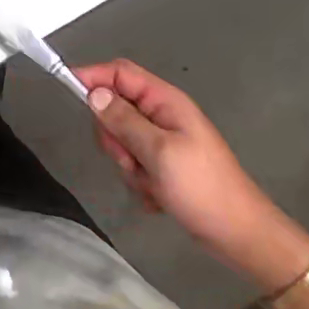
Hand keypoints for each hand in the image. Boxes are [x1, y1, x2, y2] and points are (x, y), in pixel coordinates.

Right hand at [77, 59, 308, 290]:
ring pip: (122, 140)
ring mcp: (164, 140)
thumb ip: (123, 120)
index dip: (94, 76)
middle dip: (115, 137)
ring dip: (129, 165)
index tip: (68, 88)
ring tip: (151, 183)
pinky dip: (140, 181)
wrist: (240, 236)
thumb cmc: (202, 188)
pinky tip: (158, 196)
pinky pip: (134, 164)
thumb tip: (94, 93)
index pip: (121, 73)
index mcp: (165, 101)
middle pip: (116, 108)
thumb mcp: (158, 152)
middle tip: (131, 159)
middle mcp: (162, 115)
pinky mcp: (164, 164)